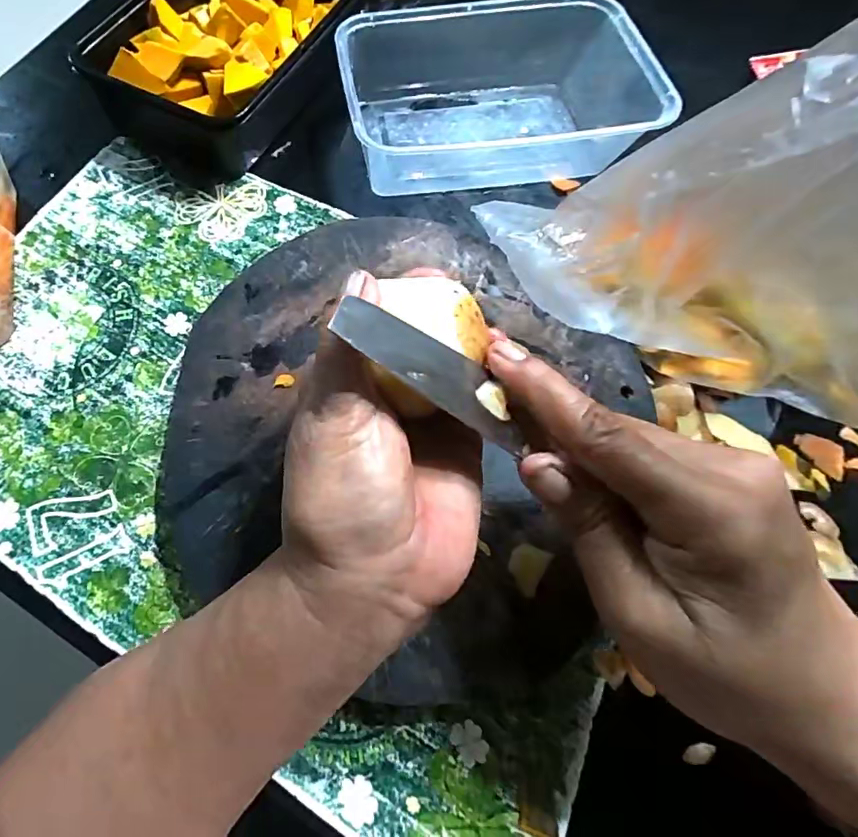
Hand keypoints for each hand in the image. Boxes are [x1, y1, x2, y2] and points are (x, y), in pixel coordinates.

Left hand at [279, 269, 483, 640]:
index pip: (382, 323)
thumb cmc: (342, 493)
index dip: (406, 297)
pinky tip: (523, 365)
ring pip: (462, 367)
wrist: (376, 580)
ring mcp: (437, 418)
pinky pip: (490, 405)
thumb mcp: (333, 415)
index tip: (434, 279)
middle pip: (427, 340)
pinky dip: (505, 385)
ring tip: (503, 328)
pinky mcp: (472, 444)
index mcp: (355, 380)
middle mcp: (396, 392)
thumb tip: (362, 278)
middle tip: (476, 300)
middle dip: (450, 318)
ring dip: (481, 348)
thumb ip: (348, 349)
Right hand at [484, 340, 831, 730]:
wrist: (830, 694)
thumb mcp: (640, 617)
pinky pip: (652, 452)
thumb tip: (536, 459)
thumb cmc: (732, 678)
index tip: (497, 349)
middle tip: (488, 384)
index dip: (546, 392)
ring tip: (521, 423)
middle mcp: (730, 463)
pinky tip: (578, 462)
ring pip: (633, 437)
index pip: (609, 438)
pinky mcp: (732, 470)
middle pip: (619, 431)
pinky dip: (609, 454)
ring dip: (578, 435)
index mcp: (713, 506)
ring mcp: (737, 461)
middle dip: (553, 411)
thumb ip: (589, 529)